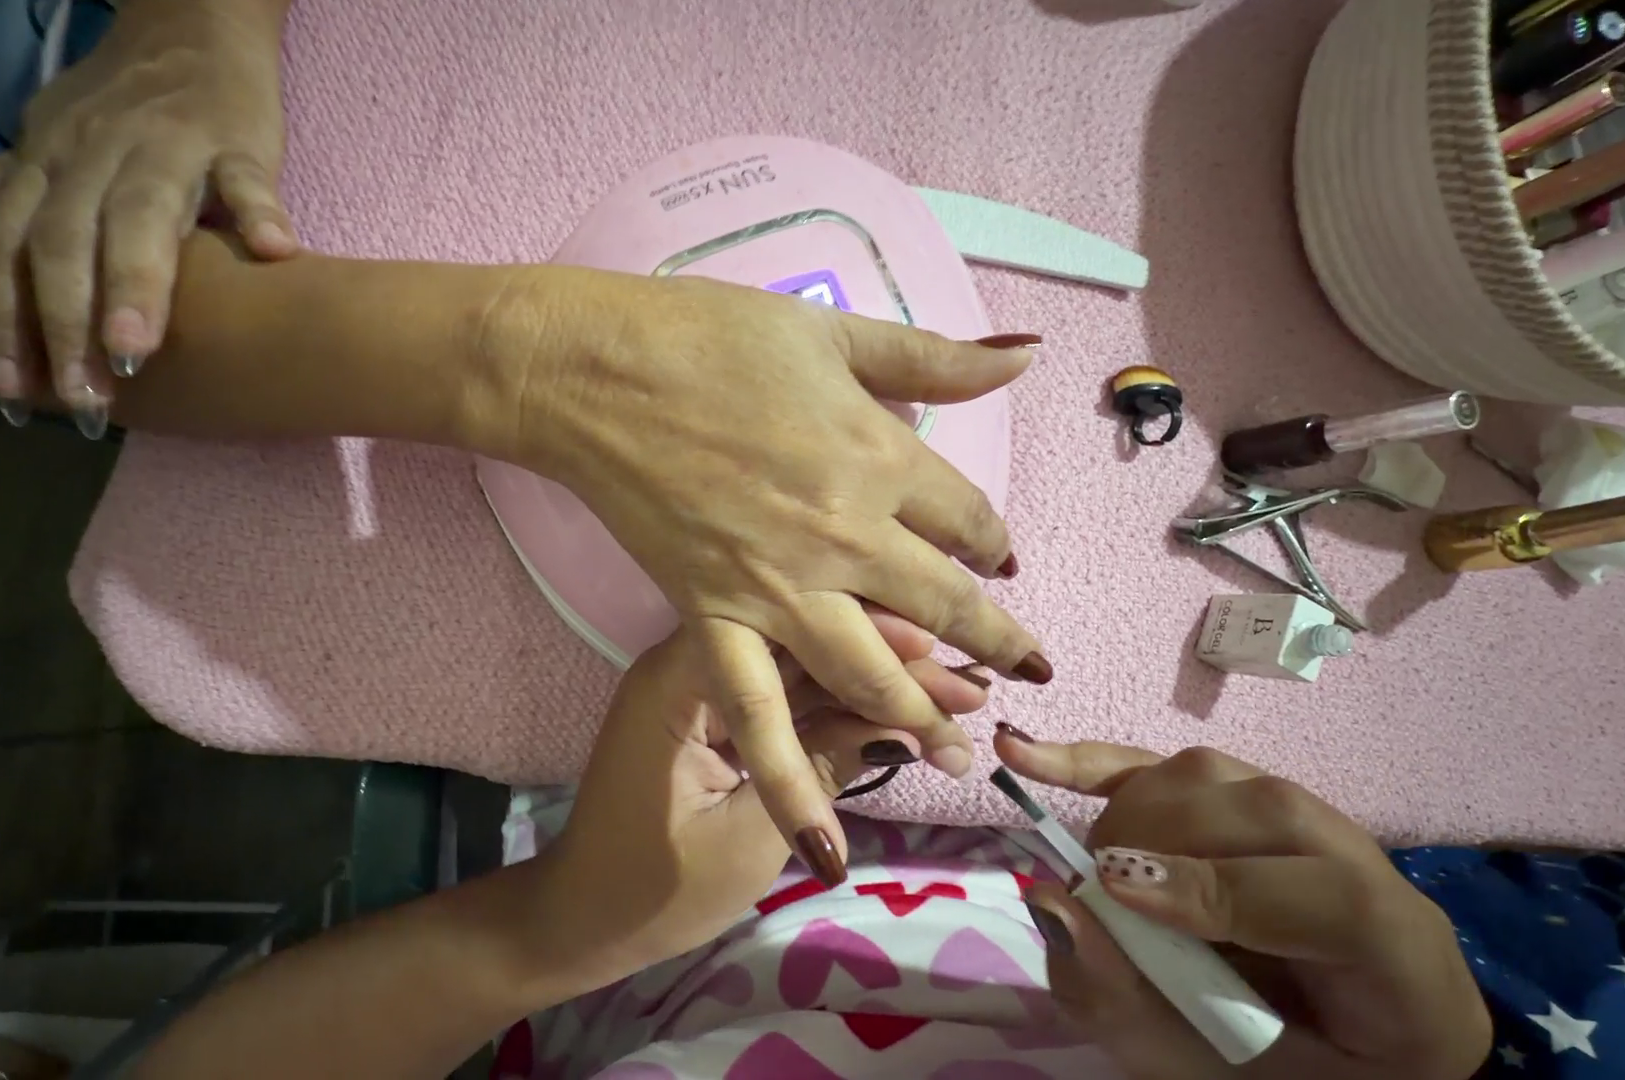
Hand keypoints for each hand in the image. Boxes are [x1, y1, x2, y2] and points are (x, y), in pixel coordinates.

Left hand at [0, 0, 297, 435]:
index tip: (15, 390)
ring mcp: (171, 147)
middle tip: (84, 398)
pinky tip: (274, 251)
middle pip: (67, 240)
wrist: (193, 31)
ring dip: (137, 281)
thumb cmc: (129, 107)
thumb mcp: (51, 145)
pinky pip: (247, 179)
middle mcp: (96, 156)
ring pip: (142, 214)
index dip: (3, 317)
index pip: (9, 245)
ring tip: (136, 350)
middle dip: (66, 321)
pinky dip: (258, 211)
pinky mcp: (239, 143)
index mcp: (51, 163)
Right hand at [499, 268, 1047, 886]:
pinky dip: (790, 785)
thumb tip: (1027, 349)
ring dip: (925, 714)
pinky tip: (825, 851)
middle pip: (943, 606)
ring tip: (963, 750)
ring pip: (873, 672)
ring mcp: (779, 589)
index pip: (970, 520)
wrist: (597, 372)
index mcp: (880, 457)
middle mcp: (844, 537)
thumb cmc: (714, 337)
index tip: (995, 556)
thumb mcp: (835, 331)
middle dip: (991, 638)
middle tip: (1025, 668)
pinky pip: (757, 715)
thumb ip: (934, 356)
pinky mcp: (714, 618)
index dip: (992, 542)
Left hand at [530, 611, 992, 979]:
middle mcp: (696, 666)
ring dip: (876, 691)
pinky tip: (904, 720)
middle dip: (887, 668)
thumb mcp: (748, 834)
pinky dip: (842, 714)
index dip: (860, 632)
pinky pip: (788, 703)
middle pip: (802, 650)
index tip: (935, 643)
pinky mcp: (721, 718)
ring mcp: (710, 691)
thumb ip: (821, 767)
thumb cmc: (657, 885)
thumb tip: (904, 722)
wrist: (586, 916)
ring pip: (805, 676)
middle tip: (972, 684)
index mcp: (682, 680)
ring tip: (961, 701)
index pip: (780, 631)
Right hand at [995, 730, 1490, 1079]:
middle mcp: (1363, 867)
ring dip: (1129, 812)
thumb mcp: (1211, 1074)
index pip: (1335, 895)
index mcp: (1402, 962)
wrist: (1301, 1045)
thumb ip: (1132, 1006)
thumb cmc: (1272, 1070)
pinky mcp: (1229, 797)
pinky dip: (1086, 762)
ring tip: (1098, 871)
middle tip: (1097, 896)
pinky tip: (1023, 753)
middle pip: (1263, 811)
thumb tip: (1048, 900)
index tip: (1117, 894)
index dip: (1221, 885)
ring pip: (1208, 775)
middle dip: (1155, 842)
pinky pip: (1160, 764)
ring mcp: (1298, 817)